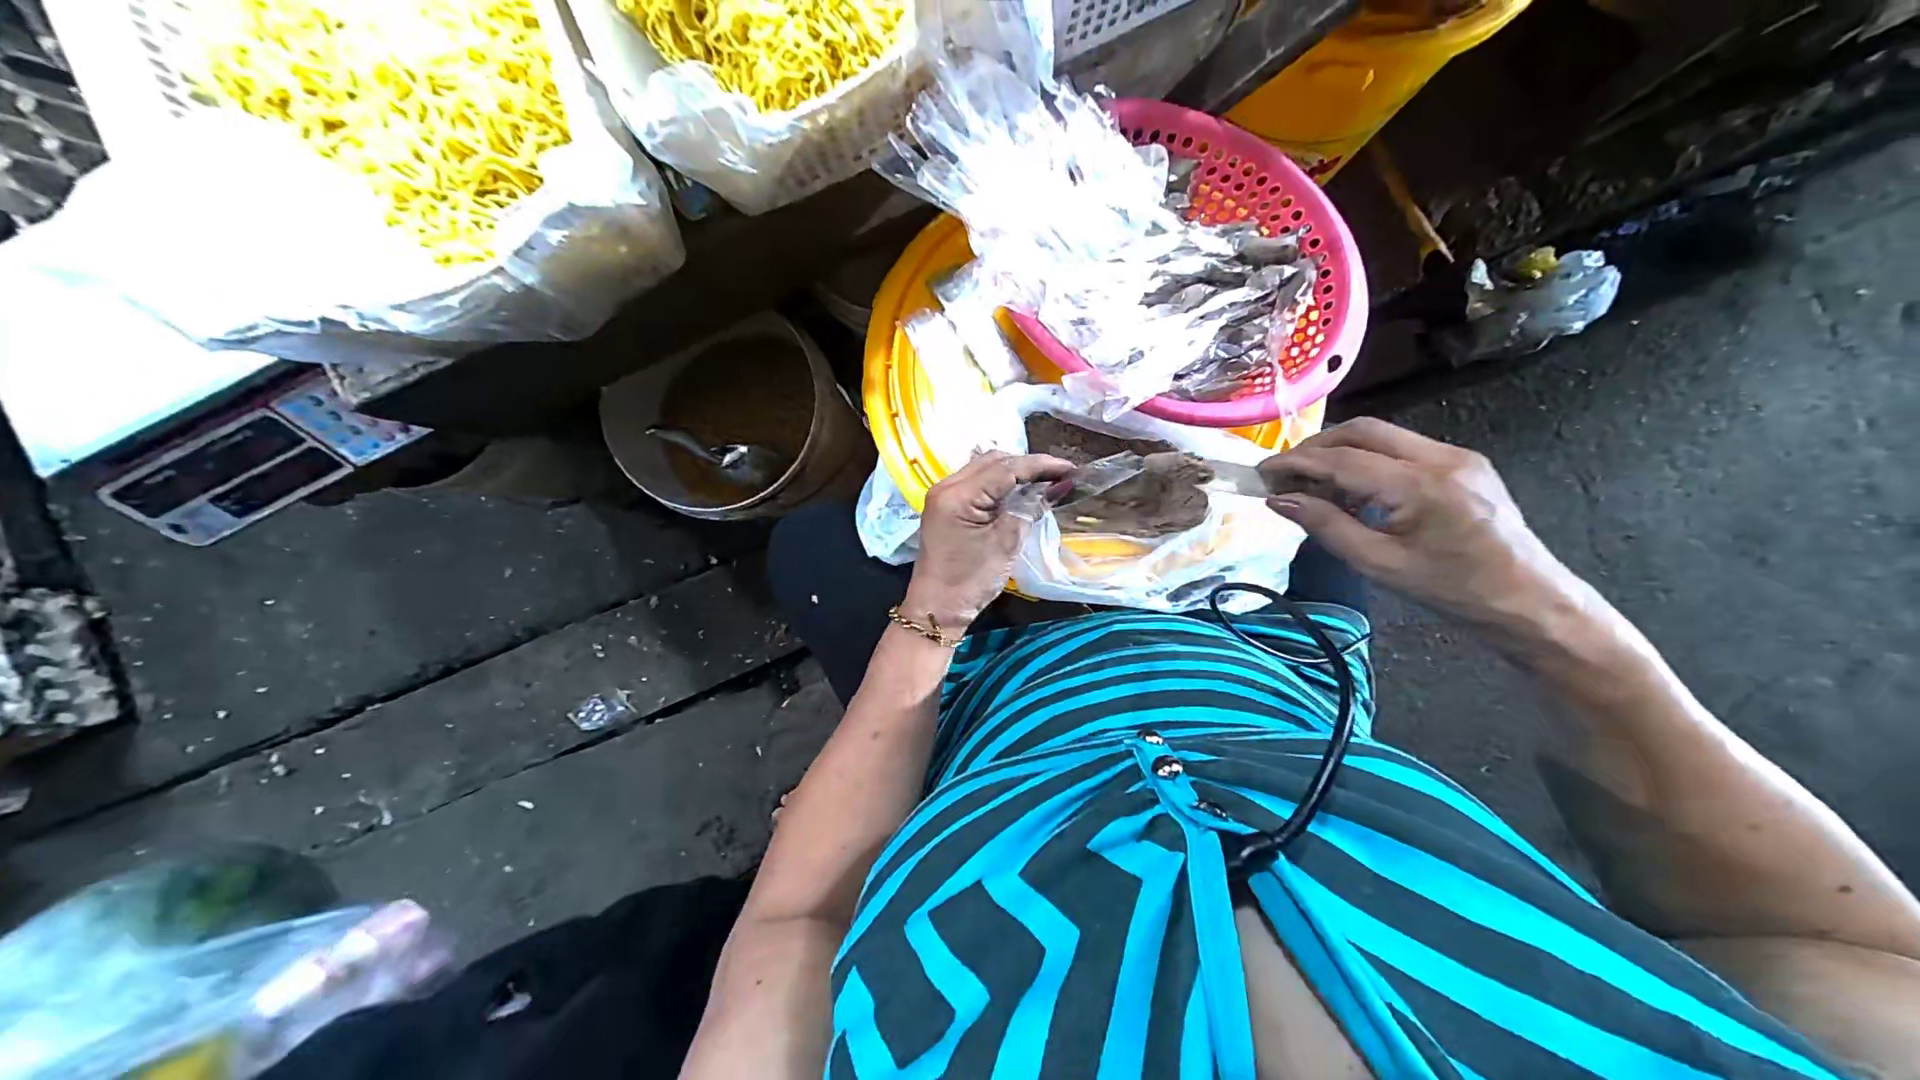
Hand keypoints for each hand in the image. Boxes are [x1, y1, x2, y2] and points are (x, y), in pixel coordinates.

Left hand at [903, 451, 1074, 631]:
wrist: (937, 607)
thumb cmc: (971, 580)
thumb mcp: (1006, 542)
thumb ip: (1030, 508)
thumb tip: (1057, 486)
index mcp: (958, 495)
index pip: (1005, 468)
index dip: (1040, 465)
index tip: (1070, 469)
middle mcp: (946, 485)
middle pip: (993, 461)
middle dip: (1028, 465)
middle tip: (1060, 475)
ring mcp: (943, 494)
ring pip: (985, 467)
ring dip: (1015, 471)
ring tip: (1045, 480)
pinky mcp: (946, 504)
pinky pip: (977, 481)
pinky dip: (1000, 482)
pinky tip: (1021, 489)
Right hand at [1259, 418, 1583, 631]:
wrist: (1528, 601)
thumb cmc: (1451, 591)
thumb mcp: (1378, 564)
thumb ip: (1326, 526)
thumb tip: (1279, 500)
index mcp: (1422, 486)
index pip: (1343, 459)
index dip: (1296, 463)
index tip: (1262, 473)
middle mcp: (1441, 458)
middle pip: (1362, 430)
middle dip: (1316, 447)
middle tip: (1284, 473)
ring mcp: (1457, 456)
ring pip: (1382, 435)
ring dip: (1340, 451)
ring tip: (1312, 484)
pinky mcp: (1464, 463)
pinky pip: (1402, 449)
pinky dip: (1367, 460)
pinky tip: (1352, 490)